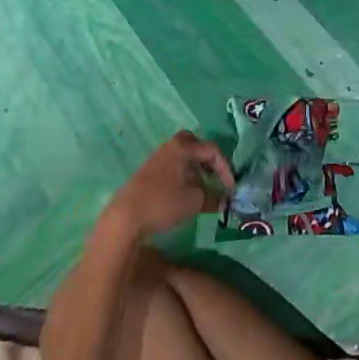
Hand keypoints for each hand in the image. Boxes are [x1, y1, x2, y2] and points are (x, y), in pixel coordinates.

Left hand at [100, 131, 235, 242]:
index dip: (226, 169)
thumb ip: (214, 197)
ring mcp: (158, 157)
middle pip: (196, 145)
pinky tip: (186, 193)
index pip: (213, 150)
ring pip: (184, 156)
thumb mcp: (195, 201)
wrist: (127, 215)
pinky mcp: (150, 170)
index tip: (231, 190)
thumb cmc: (164, 202)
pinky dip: (185, 174)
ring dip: (198, 169)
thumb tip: (224, 200)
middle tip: (217, 178)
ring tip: (204, 189)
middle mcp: (170, 146)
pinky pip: (174, 165)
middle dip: (210, 161)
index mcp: (183, 146)